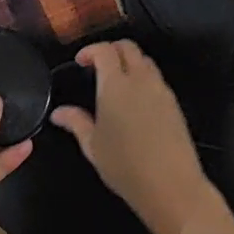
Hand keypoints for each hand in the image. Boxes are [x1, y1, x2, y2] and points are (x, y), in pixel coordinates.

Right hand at [49, 41, 218, 233]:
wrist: (170, 185)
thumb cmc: (125, 166)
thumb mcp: (92, 145)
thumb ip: (76, 122)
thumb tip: (59, 113)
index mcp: (115, 85)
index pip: (105, 50)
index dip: (90, 50)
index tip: (81, 60)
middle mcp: (141, 81)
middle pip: (129, 48)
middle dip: (111, 49)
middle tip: (97, 65)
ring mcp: (162, 91)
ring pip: (146, 62)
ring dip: (129, 63)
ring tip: (115, 82)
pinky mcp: (175, 105)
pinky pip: (157, 80)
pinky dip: (143, 79)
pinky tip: (134, 101)